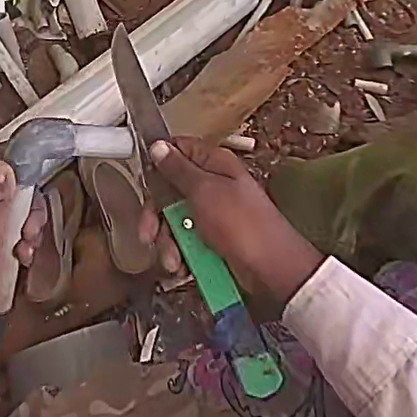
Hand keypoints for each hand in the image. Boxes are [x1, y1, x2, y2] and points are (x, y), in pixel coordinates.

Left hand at [0, 152, 29, 315]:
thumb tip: (3, 166)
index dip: (20, 169)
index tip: (33, 185)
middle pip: (17, 193)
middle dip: (31, 211)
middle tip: (28, 229)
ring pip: (19, 216)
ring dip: (29, 232)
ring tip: (23, 248)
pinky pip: (15, 237)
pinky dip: (23, 247)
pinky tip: (20, 259)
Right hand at [137, 137, 324, 306]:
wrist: (272, 270)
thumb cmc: (242, 224)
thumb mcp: (205, 191)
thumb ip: (178, 169)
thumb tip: (158, 146)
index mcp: (213, 164)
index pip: (177, 149)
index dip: (158, 162)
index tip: (144, 179)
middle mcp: (211, 184)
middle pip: (168, 190)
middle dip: (156, 215)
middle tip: (149, 233)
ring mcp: (210, 212)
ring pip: (173, 219)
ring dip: (167, 241)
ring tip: (174, 260)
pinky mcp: (210, 237)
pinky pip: (184, 240)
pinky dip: (180, 253)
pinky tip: (182, 266)